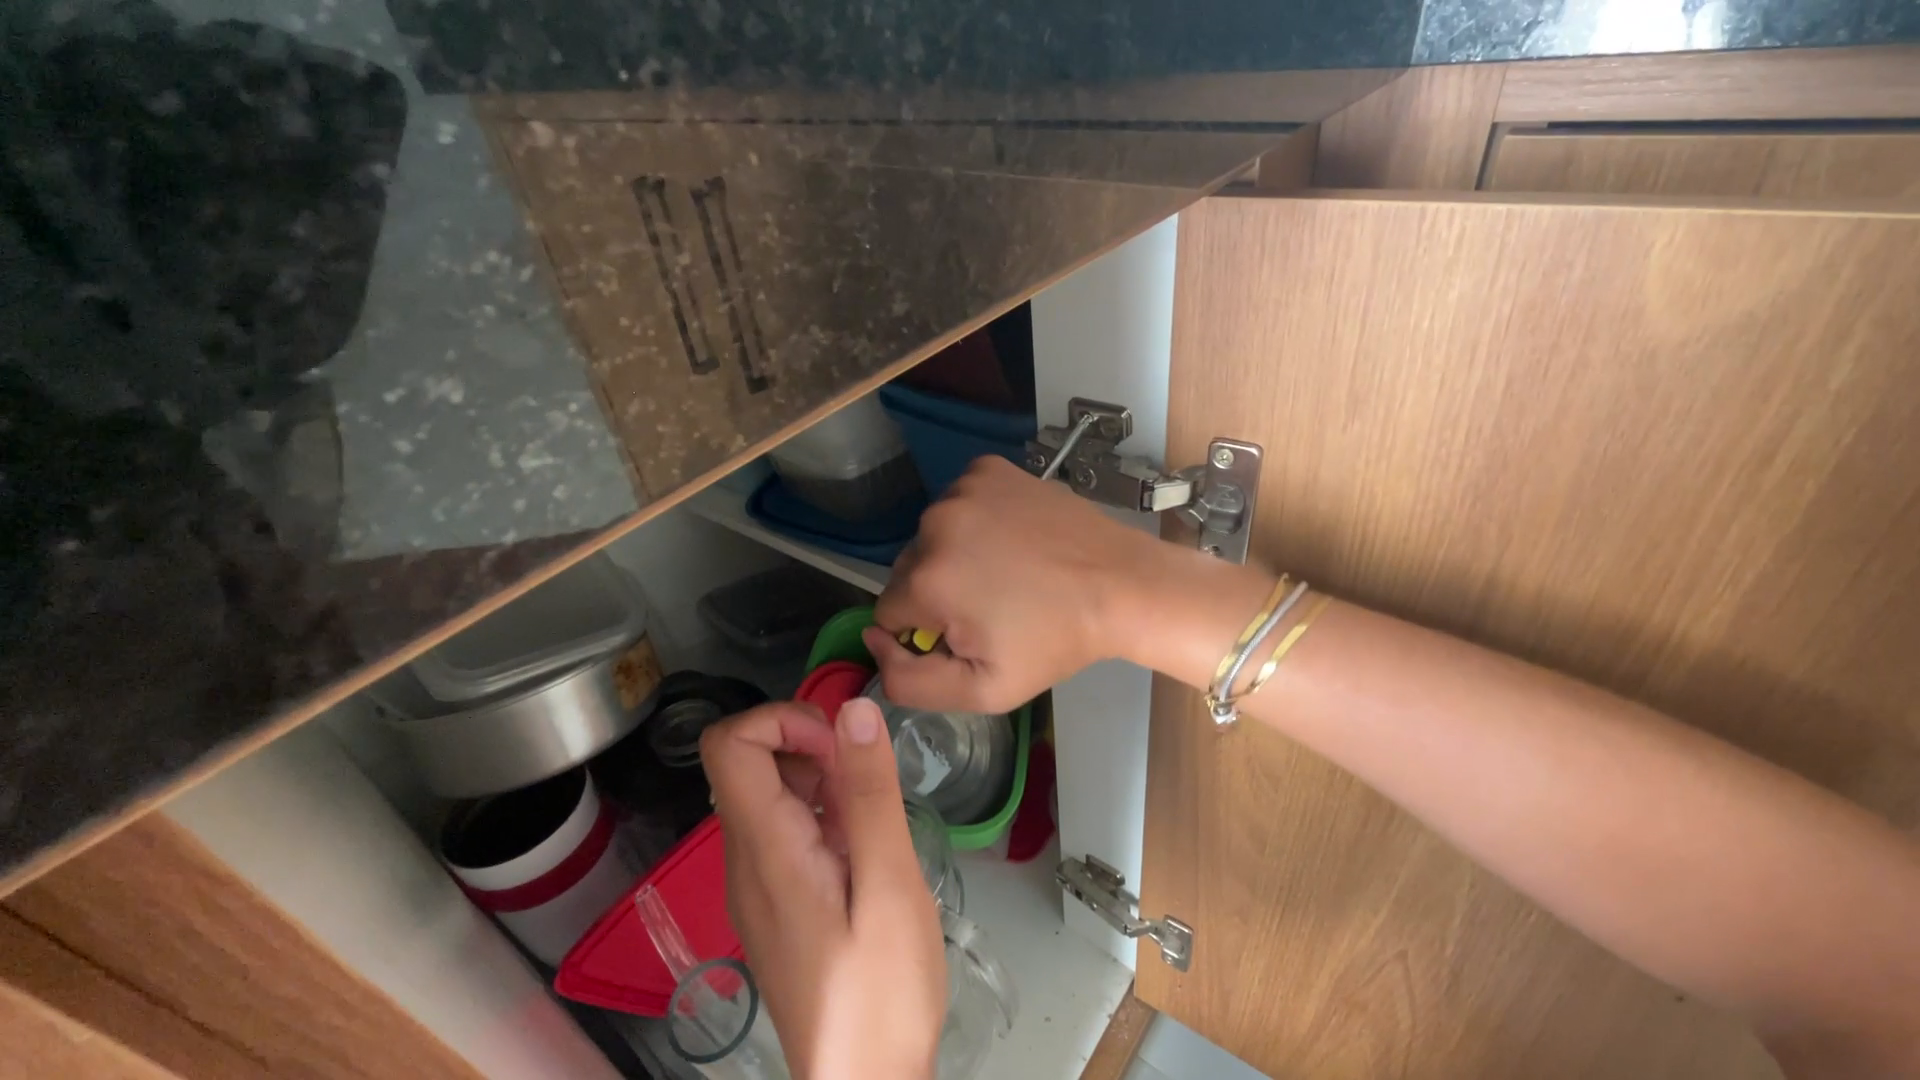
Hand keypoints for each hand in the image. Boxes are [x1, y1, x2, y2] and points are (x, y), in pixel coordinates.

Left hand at [700, 700, 945, 1079]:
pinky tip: (861, 851)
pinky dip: (820, 816)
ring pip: (767, 794)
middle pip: (747, 763)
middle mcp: (743, 860)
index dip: (782, 721)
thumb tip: (853, 708)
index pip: (729, 745)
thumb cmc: (882, 991)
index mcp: (764, 850)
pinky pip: (781, 831)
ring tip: (870, 823)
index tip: (839, 748)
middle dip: (810, 749)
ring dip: (820, 783)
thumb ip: (870, 793)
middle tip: (867, 789)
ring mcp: (753, 884)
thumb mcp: (889, 885)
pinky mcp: (772, 903)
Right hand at [863, 456, 1168, 712]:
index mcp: (926, 579)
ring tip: (1008, 571)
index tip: (970, 633)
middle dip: (938, 593)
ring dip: (955, 554)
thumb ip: (908, 681)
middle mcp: (934, 524)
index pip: (889, 613)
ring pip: (933, 536)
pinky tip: (1012, 538)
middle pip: (908, 571)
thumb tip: (873, 640)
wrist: (1121, 584)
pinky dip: (975, 519)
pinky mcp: (988, 469)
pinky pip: (959, 501)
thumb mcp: (983, 689)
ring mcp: (963, 489)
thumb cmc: (1055, 642)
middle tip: (994, 605)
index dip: (925, 632)